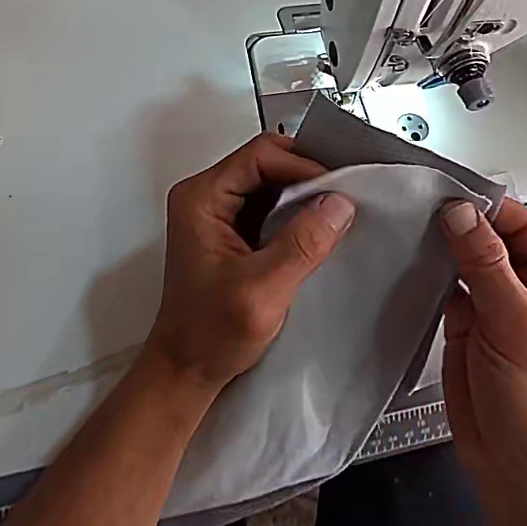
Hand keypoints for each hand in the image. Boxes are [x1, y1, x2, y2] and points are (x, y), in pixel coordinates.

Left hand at [146, 133, 356, 391]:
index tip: (335, 187)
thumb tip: (337, 205)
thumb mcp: (261, 292)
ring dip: (303, 194)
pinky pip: (271, 203)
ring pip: (271, 180)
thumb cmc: (205, 336)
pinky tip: (314, 229)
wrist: (187, 369)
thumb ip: (301, 245)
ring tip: (331, 213)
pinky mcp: (233, 229)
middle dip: (306, 176)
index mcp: (200, 199)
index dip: (303, 166)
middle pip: (266, 161)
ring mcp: (218, 212)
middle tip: (339, 196)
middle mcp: (205, 198)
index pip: (260, 155)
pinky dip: (297, 211)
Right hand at [437, 197, 526, 525]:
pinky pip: (447, 290)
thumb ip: (487, 266)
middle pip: (493, 241)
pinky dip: (430, 278)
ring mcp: (499, 311)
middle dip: (460, 226)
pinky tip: (413, 267)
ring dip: (443, 250)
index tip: (451, 193)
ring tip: (412, 232)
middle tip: (422, 208)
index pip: (525, 226)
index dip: (489, 207)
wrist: (524, 483)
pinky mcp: (470, 330)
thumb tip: (462, 215)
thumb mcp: (521, 328)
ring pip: (466, 263)